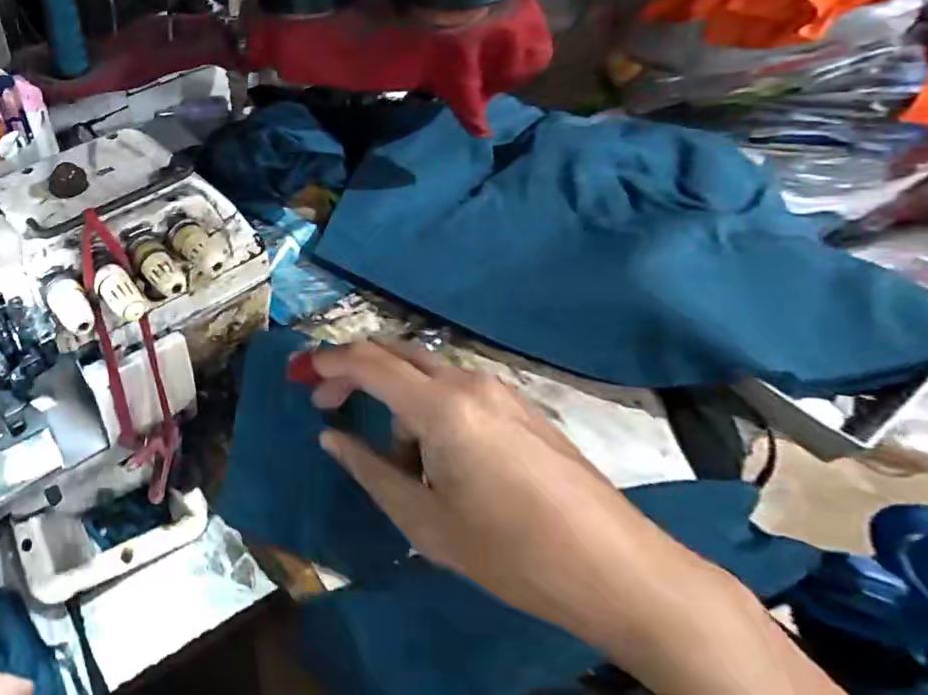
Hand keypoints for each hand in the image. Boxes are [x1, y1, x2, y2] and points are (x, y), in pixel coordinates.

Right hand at [301, 341, 843, 694]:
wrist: (629, 576)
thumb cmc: (515, 552)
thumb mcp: (425, 523)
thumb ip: (369, 470)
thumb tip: (332, 436)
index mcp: (441, 407)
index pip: (366, 362)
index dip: (325, 363)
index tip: (299, 378)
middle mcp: (469, 384)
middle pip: (393, 352)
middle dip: (352, 369)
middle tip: (328, 401)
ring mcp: (502, 393)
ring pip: (424, 368)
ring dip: (392, 390)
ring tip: (391, 447)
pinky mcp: (524, 409)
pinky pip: (456, 385)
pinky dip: (425, 399)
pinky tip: (435, 448)